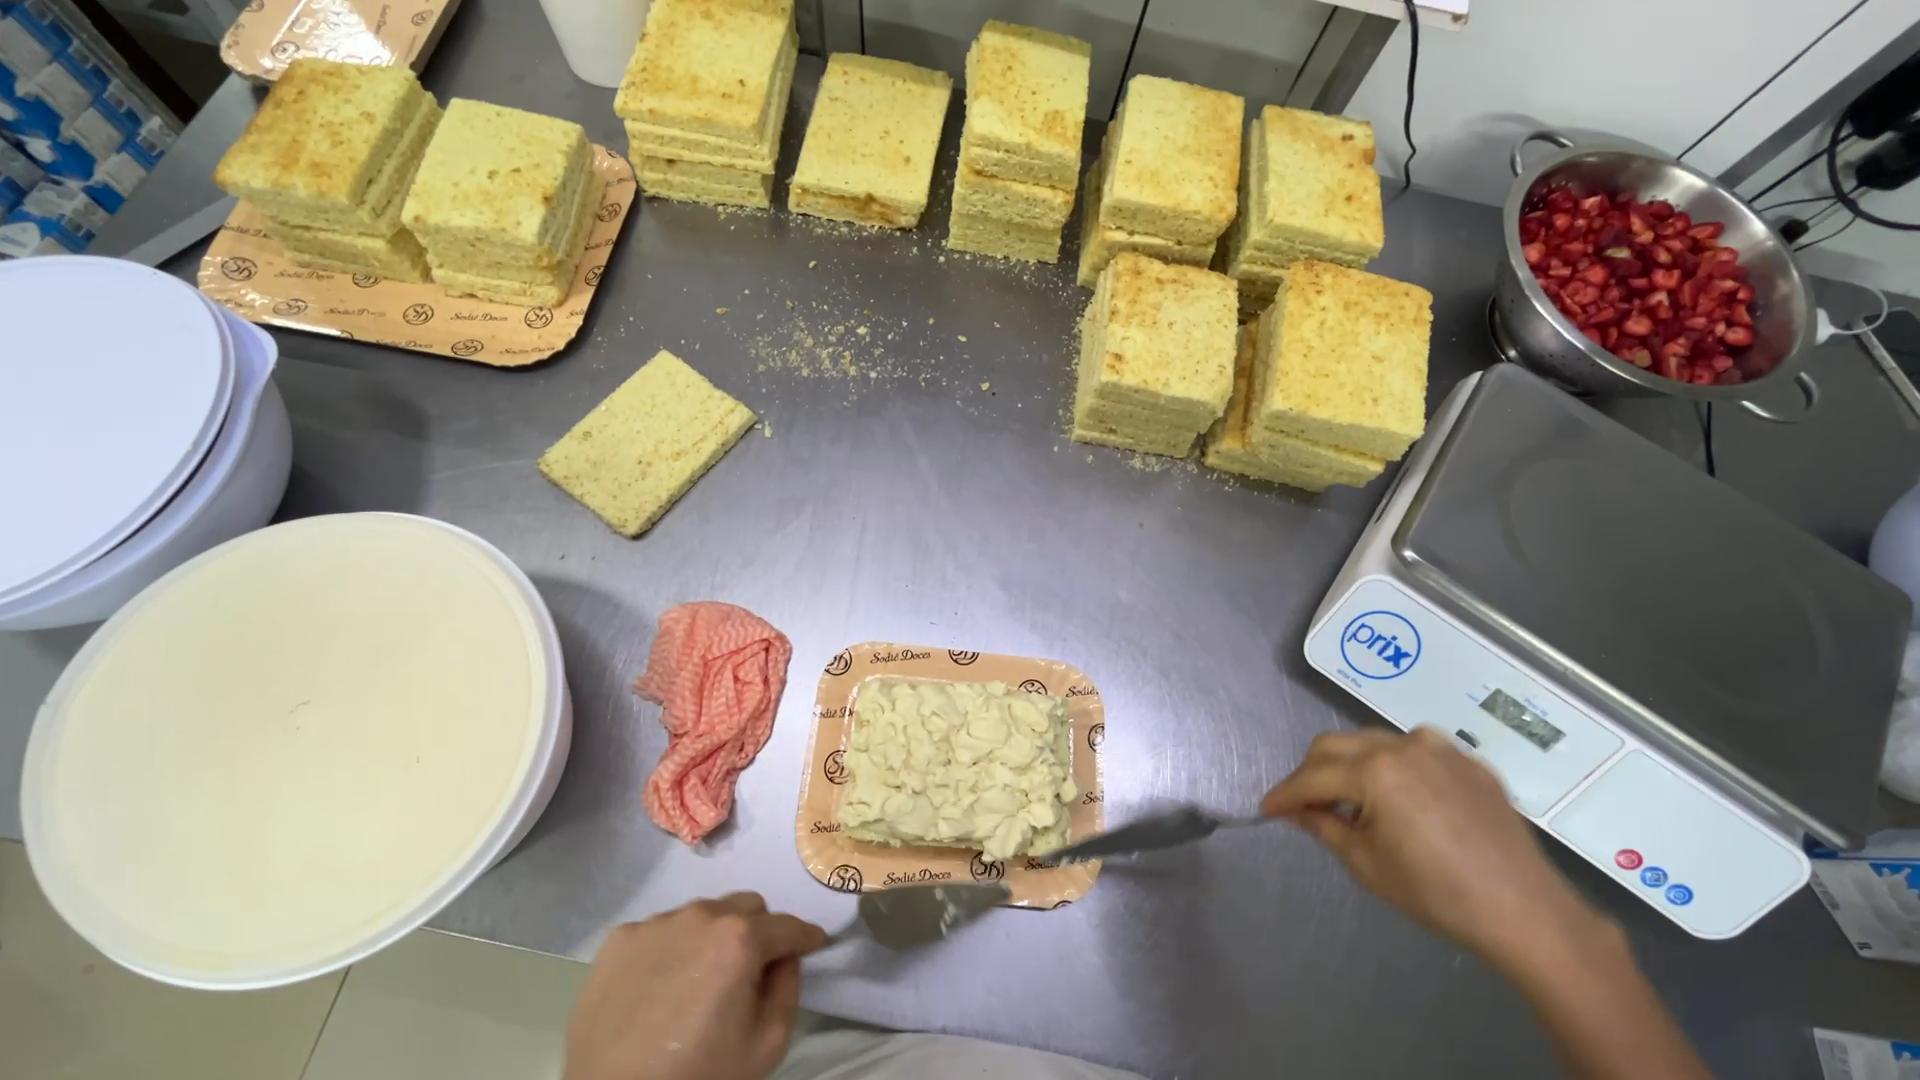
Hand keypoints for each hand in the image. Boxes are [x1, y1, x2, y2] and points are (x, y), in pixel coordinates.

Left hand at [564, 893, 826, 1079]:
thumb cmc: (699, 1073)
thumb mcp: (767, 1044)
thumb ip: (788, 989)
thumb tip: (784, 958)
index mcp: (740, 939)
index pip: (787, 925)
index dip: (805, 936)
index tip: (812, 945)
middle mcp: (699, 916)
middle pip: (746, 906)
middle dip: (759, 930)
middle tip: (750, 970)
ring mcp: (656, 923)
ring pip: (702, 915)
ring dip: (712, 937)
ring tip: (700, 981)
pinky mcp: (620, 938)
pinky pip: (661, 931)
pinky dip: (672, 948)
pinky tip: (662, 985)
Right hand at [1261, 727, 1602, 970]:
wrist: (1525, 910)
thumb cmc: (1437, 893)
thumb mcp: (1367, 865)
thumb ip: (1325, 827)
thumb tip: (1299, 812)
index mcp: (1375, 770)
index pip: (1313, 775)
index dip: (1285, 793)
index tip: (1267, 809)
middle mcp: (1404, 745)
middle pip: (1337, 745)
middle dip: (1312, 772)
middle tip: (1303, 804)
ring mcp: (1442, 749)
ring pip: (1375, 741)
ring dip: (1352, 765)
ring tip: (1351, 801)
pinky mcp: (1470, 763)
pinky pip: (1417, 753)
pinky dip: (1394, 768)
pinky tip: (1400, 801)